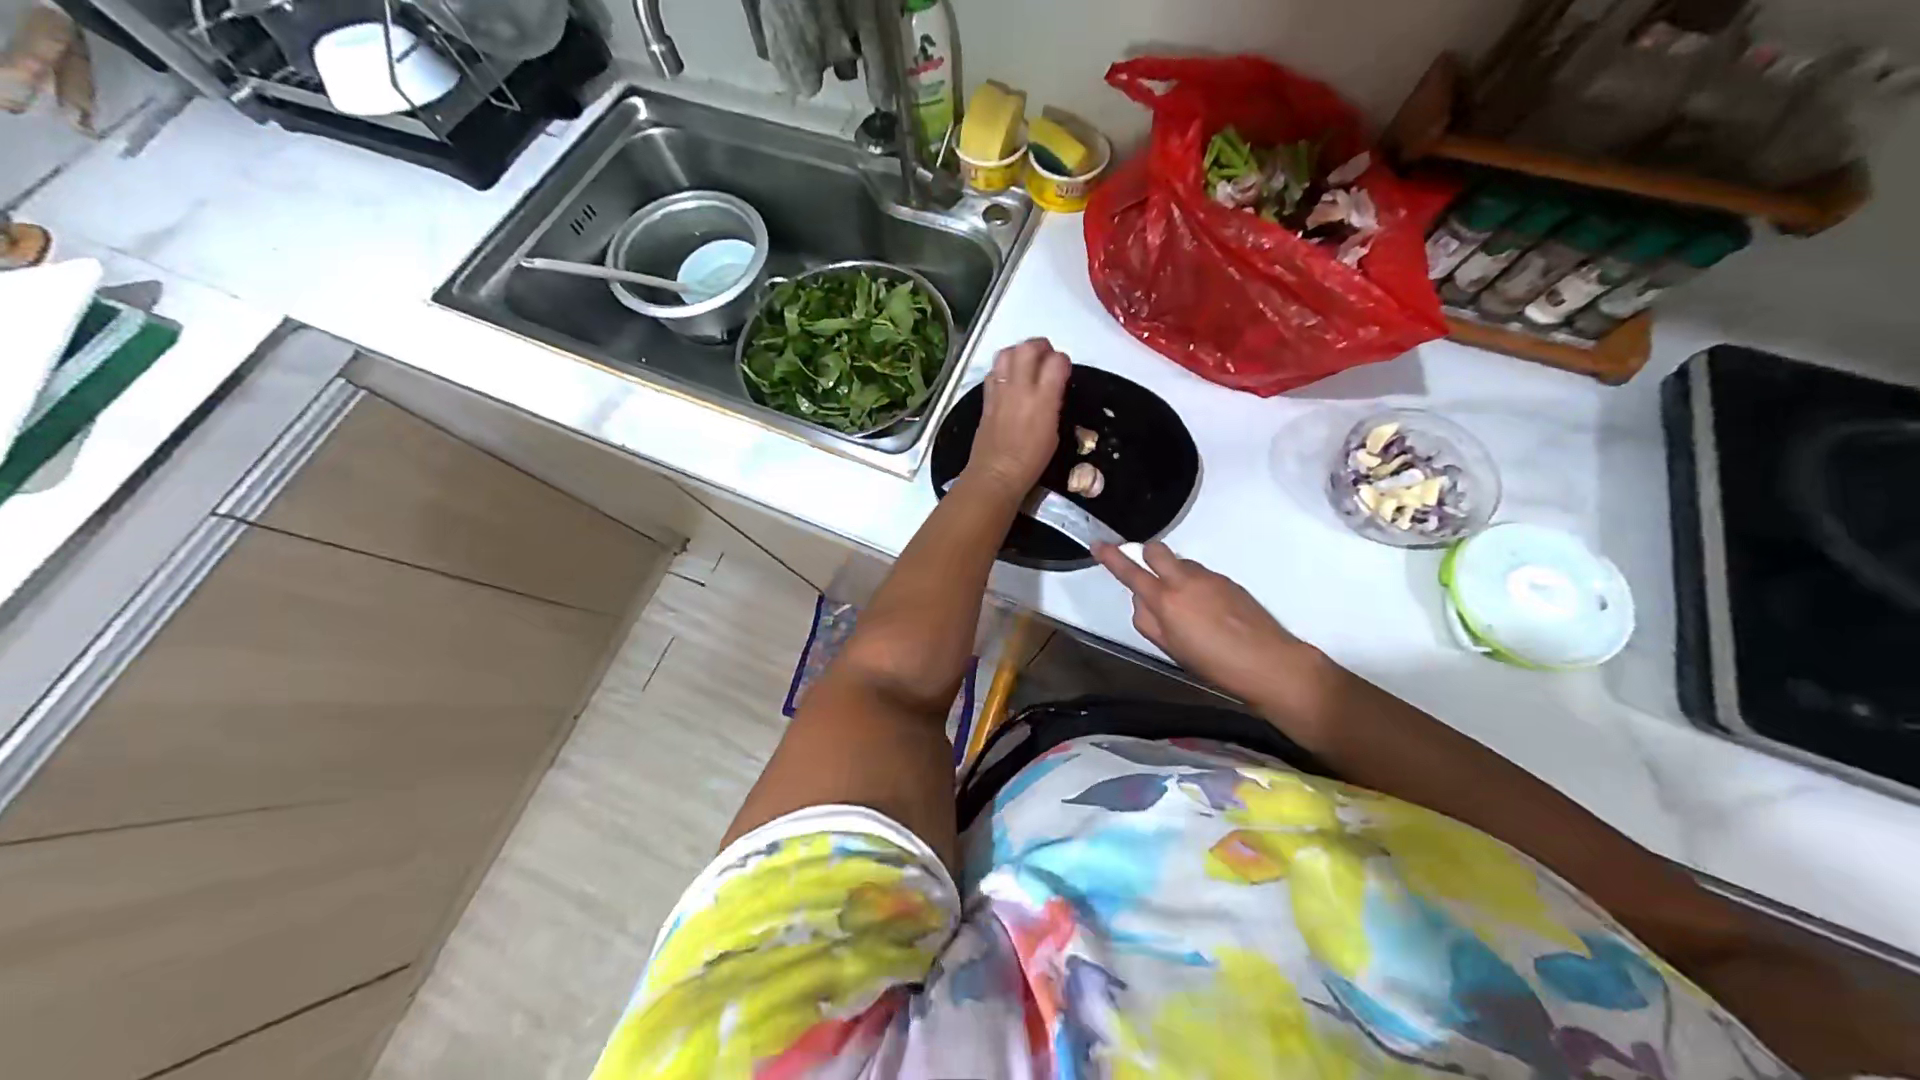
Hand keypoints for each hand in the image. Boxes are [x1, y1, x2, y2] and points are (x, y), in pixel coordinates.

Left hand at [965, 338, 1069, 498]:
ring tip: (1026, 362)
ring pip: (1007, 353)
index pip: (1057, 361)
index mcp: (1043, 399)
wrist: (996, 474)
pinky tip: (1009, 379)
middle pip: (1029, 347)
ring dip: (1019, 352)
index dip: (1063, 362)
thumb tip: (1052, 390)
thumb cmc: (1031, 461)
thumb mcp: (1054, 432)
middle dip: (1040, 346)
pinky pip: (993, 371)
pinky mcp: (986, 398)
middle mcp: (1020, 388)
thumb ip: (1053, 404)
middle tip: (1046, 356)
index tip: (1064, 370)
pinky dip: (1003, 368)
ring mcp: (1000, 391)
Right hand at [1092, 540, 1323, 704]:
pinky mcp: (1228, 581)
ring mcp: (1209, 578)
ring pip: (1180, 563)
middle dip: (1146, 555)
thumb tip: (1142, 602)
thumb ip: (1148, 621)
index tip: (1100, 546)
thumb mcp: (1170, 649)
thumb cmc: (1216, 664)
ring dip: (1174, 574)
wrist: (1268, 662)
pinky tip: (1207, 612)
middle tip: (1148, 575)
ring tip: (1185, 607)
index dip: (1111, 557)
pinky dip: (1195, 585)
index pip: (1131, 572)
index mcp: (1166, 601)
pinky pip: (1201, 574)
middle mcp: (1186, 581)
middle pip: (1155, 550)